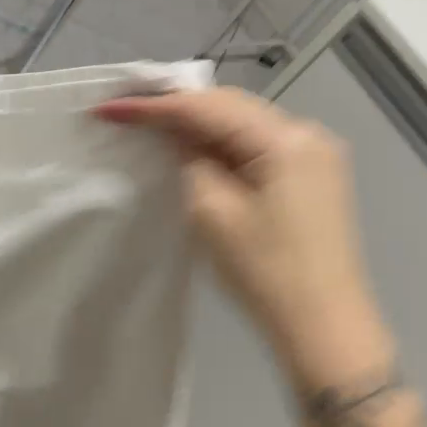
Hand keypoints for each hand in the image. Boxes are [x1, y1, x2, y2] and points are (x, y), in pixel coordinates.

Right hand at [93, 88, 391, 383]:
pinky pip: (253, 143)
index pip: (207, 107)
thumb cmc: (263, 268)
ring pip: (240, 122)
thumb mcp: (211, 210)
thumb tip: (174, 136)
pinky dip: (217, 142)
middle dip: (174, 105)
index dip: (152, 105)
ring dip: (194, 122)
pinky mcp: (307, 176)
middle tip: (121, 110)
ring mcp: (312, 155)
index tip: (106, 109)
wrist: (321, 322)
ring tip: (145, 124)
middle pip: (228, 106)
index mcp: (286, 140)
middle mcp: (306, 135)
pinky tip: (187, 147)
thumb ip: (189, 161)